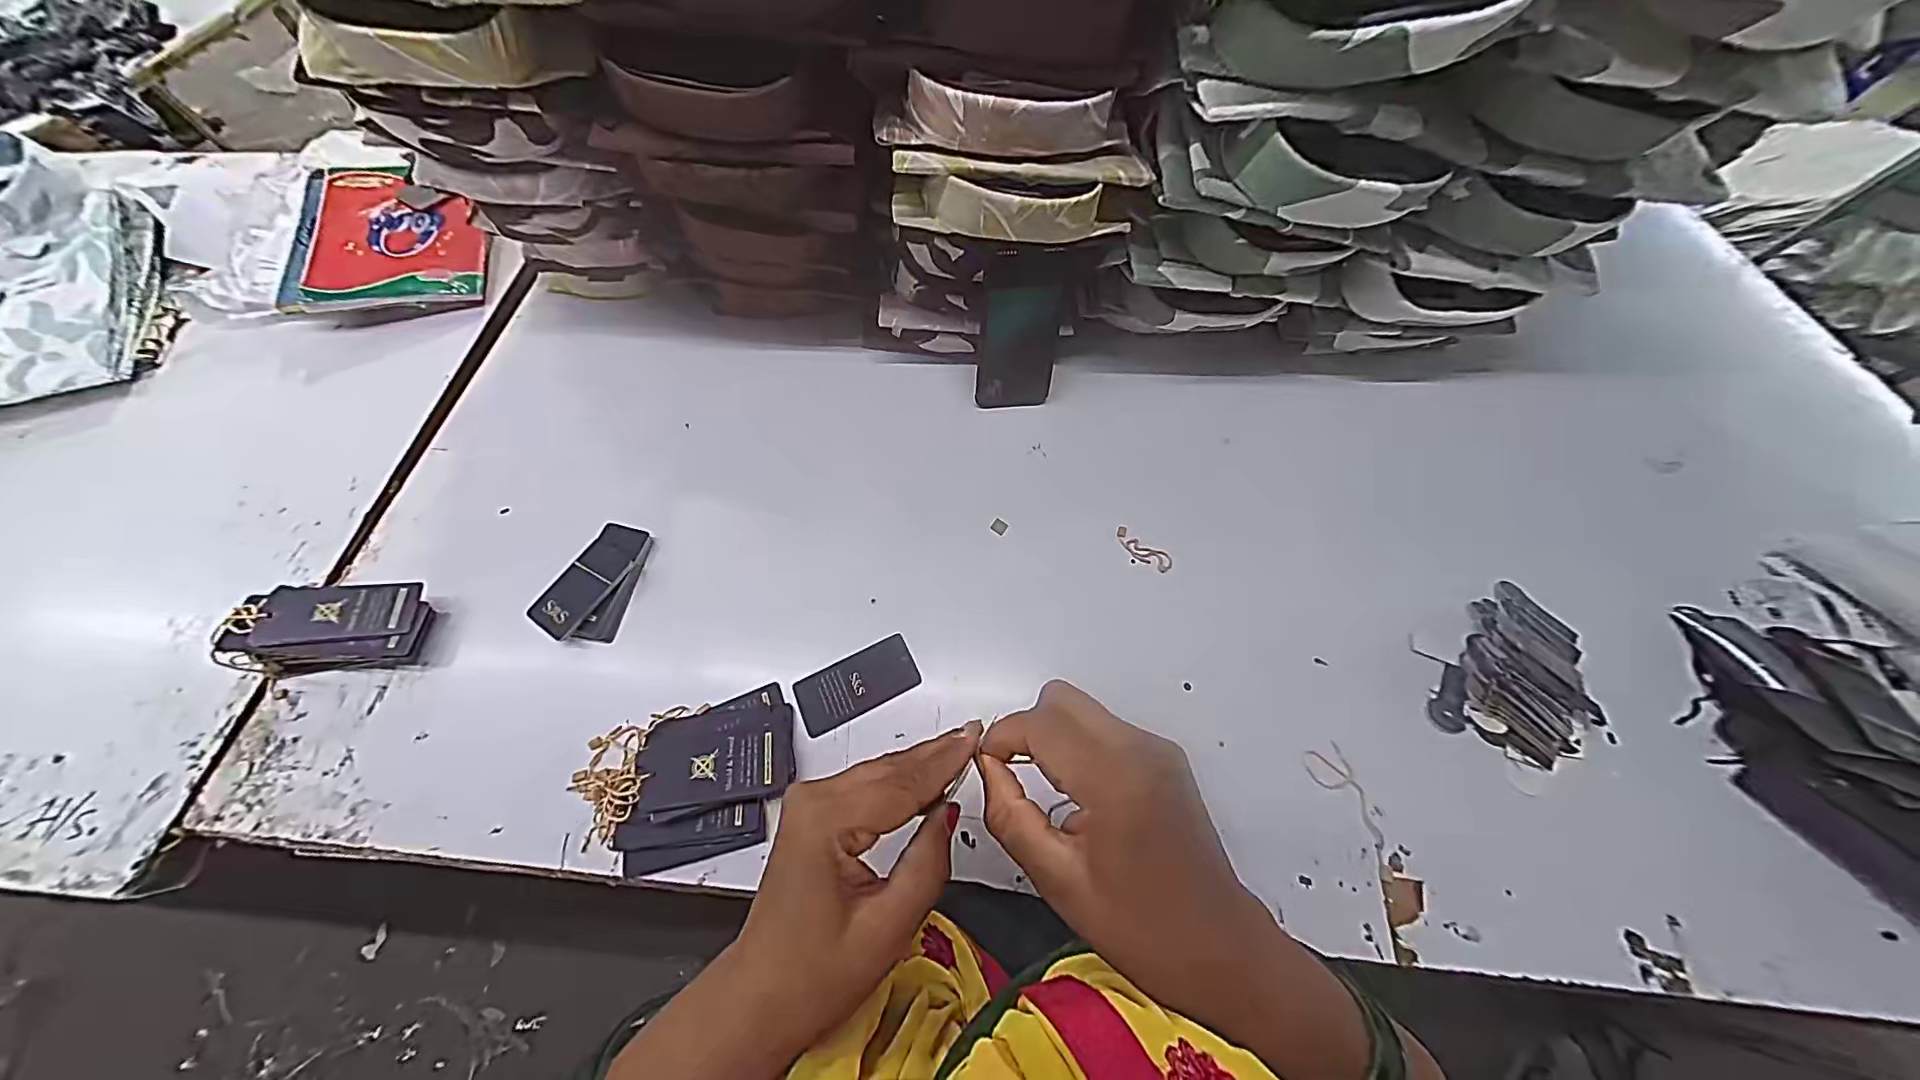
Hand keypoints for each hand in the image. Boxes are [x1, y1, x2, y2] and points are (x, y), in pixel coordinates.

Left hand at [612, 721, 981, 1079]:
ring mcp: (808, 805)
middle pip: (889, 769)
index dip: (944, 762)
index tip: (974, 741)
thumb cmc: (811, 976)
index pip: (901, 783)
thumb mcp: (887, 928)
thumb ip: (926, 864)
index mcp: (826, 822)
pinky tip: (921, 771)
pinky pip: (865, 784)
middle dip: (934, 753)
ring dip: (919, 762)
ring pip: (877, 772)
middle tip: (971, 735)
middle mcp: (812, 802)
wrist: (760, 997)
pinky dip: (899, 778)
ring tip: (956, 747)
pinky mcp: (811, 814)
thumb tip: (947, 815)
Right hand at [978, 682, 1377, 1079]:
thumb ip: (1010, 815)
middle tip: (1011, 772)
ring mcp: (1157, 749)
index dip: (1002, 737)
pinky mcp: (1165, 757)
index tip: (986, 764)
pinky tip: (1076, 794)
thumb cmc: (1142, 929)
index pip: (1040, 723)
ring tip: (1042, 789)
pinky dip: (1077, 746)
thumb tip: (987, 769)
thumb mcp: (1059, 880)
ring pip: (1081, 709)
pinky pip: (1104, 727)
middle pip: (1061, 699)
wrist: (1222, 950)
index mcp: (1115, 778)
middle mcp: (1140, 749)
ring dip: (1052, 736)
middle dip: (1026, 728)